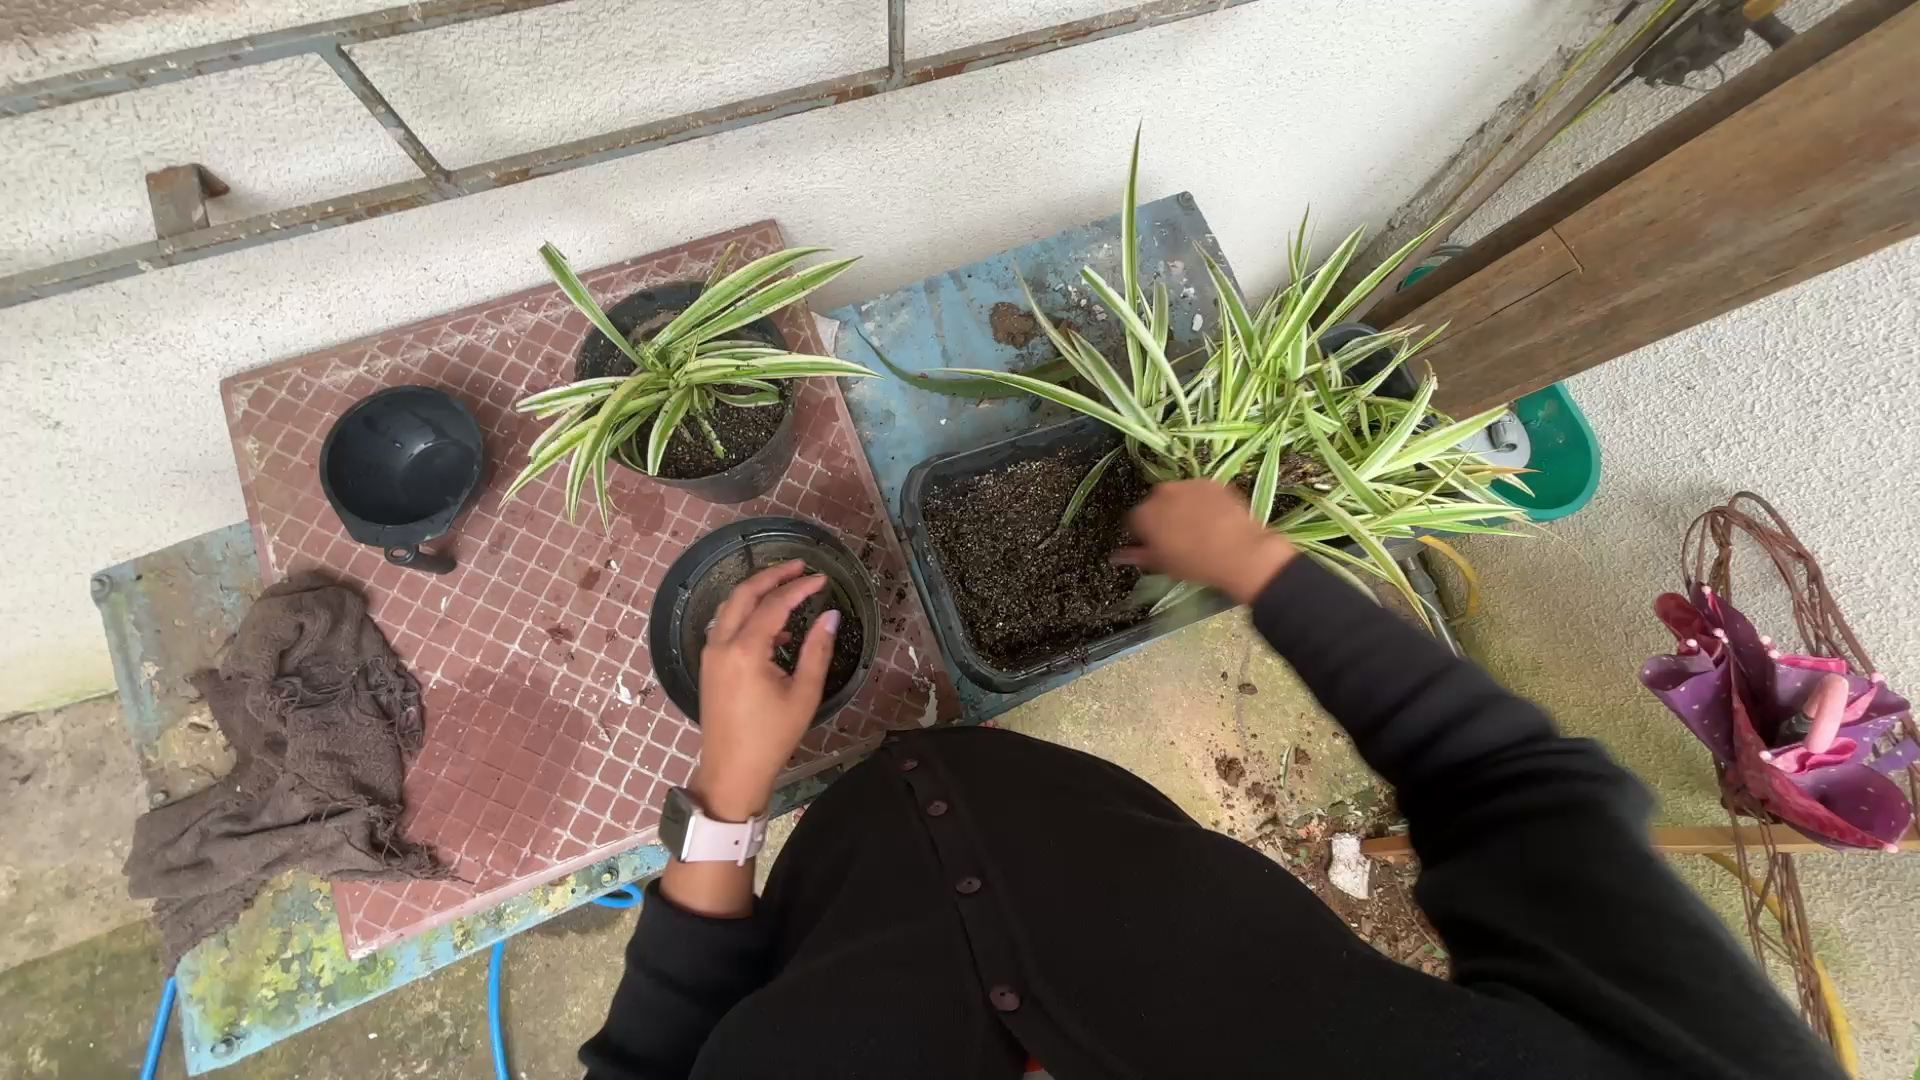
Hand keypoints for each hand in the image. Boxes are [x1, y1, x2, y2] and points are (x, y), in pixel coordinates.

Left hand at [692, 560, 839, 820]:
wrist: (732, 771)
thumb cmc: (771, 737)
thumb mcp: (803, 694)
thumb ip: (817, 650)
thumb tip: (830, 615)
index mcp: (745, 651)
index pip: (774, 605)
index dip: (800, 587)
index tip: (822, 578)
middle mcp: (721, 645)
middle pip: (743, 594)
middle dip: (772, 576)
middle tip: (800, 567)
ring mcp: (711, 654)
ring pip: (731, 607)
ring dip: (758, 592)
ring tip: (788, 586)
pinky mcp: (710, 665)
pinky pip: (727, 625)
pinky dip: (749, 614)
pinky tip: (776, 627)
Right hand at [1113, 479, 1295, 605]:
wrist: (1239, 552)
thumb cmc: (1195, 563)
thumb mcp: (1161, 564)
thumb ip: (1136, 555)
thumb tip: (1116, 556)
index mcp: (1142, 514)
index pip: (1133, 521)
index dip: (1142, 533)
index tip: (1152, 544)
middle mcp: (1160, 493)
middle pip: (1153, 503)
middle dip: (1160, 516)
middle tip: (1174, 535)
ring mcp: (1186, 484)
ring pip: (1176, 495)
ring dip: (1180, 506)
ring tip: (1196, 526)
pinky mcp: (1210, 482)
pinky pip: (1199, 490)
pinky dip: (1201, 500)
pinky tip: (1212, 517)